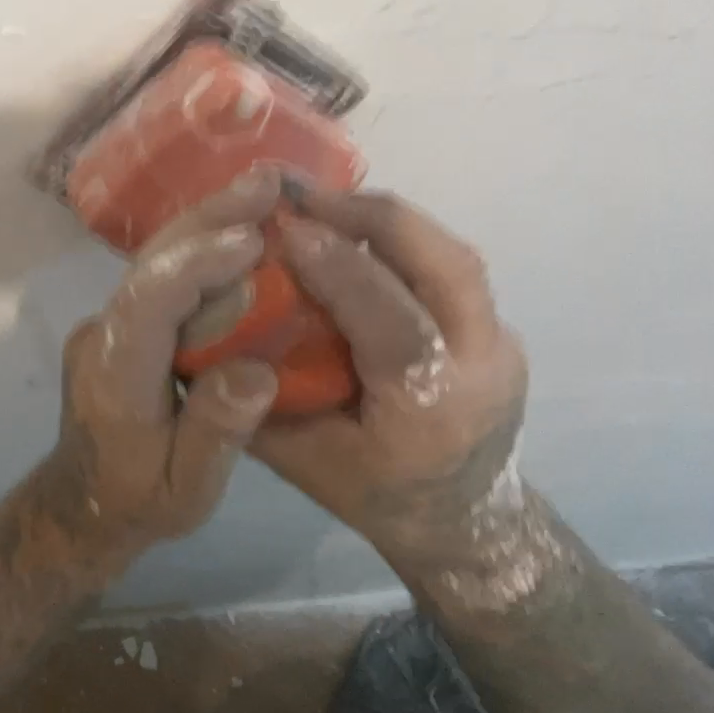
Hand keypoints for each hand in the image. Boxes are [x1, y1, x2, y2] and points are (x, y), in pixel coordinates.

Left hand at [50, 169, 284, 550]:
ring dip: (204, 227)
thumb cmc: (139, 499)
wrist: (86, 500)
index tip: (250, 238)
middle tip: (266, 184)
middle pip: (148, 267)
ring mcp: (107, 326)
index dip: (195, 265)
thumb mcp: (185, 489)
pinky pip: (161, 278)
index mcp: (115, 376)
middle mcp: (103, 336)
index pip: (147, 303)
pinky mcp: (121, 326)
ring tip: (262, 192)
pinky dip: (200, 252)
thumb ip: (216, 433)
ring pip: (153, 265)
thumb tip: (256, 373)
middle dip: (205, 222)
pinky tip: (240, 231)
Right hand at [250, 187, 528, 554]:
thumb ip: (259, 396)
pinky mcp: (496, 328)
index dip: (341, 269)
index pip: (394, 324)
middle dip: (372, 217)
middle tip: (302, 192)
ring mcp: (501, 342)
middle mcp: (483, 367)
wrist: (466, 520)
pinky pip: (446, 265)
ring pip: (454, 254)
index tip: (286, 228)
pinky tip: (348, 231)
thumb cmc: (371, 495)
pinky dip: (395, 238)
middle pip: (448, 265)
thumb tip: (211, 332)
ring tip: (319, 200)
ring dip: (383, 218)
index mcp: (431, 411)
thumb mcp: (298, 459)